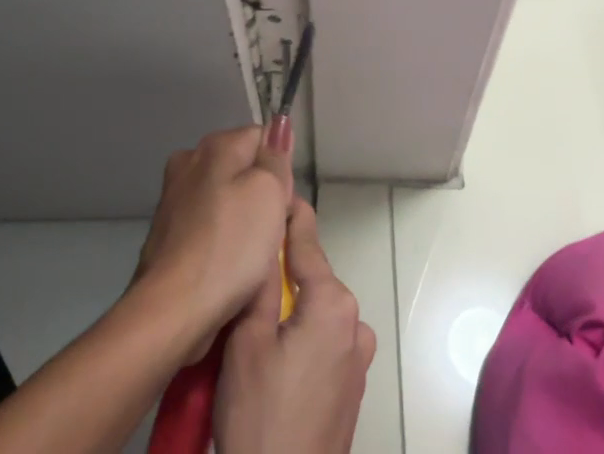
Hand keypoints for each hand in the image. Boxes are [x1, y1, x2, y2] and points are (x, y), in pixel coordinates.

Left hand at [134, 122, 294, 358]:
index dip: (281, 170)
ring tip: (252, 253)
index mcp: (215, 146)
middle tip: (273, 230)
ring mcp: (175, 198)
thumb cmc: (230, 247)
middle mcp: (189, 162)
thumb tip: (280, 126)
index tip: (283, 202)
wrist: (174, 309)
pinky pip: (210, 225)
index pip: (264, 138)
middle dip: (263, 195)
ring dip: (244, 219)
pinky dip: (223, 239)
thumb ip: (275, 157)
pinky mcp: (168, 232)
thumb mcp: (269, 194)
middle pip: (245, 167)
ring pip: (228, 198)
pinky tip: (228, 263)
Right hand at [215, 199, 375, 453]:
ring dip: (292, 305)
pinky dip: (302, 333)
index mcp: (333, 304)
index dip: (291, 217)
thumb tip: (267, 241)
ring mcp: (357, 356)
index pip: (308, 245)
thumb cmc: (259, 411)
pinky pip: (324, 340)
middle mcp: (354, 322)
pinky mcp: (352, 383)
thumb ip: (260, 286)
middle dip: (284, 270)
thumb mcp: (246, 342)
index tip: (277, 192)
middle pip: (314, 279)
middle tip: (247, 263)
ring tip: (252, 312)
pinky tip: (274, 349)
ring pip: (318, 311)